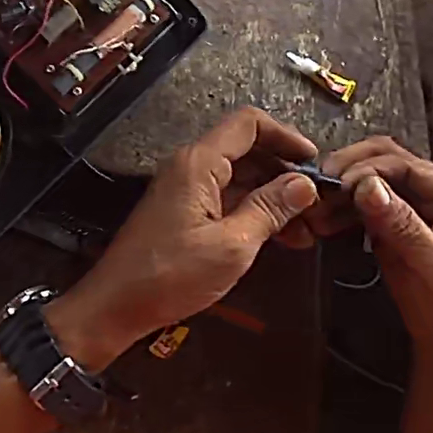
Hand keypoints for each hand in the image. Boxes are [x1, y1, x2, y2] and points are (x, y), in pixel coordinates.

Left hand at [47, 108, 320, 369]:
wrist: (115, 307)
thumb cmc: (170, 276)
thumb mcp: (231, 246)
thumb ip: (269, 209)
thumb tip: (305, 185)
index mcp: (199, 163)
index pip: (249, 124)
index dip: (286, 136)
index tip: (315, 162)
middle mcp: (192, 167)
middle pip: (249, 150)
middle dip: (286, 172)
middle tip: (317, 202)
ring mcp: (188, 189)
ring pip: (242, 177)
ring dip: (274, 196)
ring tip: (306, 227)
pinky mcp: (187, 211)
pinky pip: (229, 198)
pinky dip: (256, 211)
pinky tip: (282, 237)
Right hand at [321, 138, 432, 374]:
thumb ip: (403, 227)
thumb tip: (368, 188)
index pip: (407, 165)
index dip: (369, 170)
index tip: (340, 186)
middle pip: (386, 163)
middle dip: (351, 172)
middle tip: (321, 189)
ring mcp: (413, 212)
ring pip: (369, 184)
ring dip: (341, 193)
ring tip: (317, 210)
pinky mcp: (392, 230)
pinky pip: (362, 209)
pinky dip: (341, 211)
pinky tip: (324, 221)